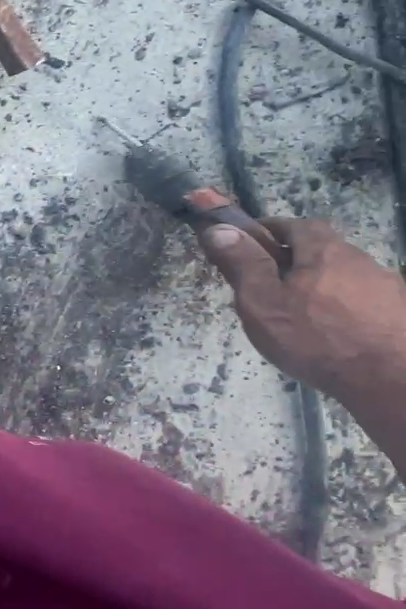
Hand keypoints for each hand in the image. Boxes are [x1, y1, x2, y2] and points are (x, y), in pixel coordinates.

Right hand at [200, 218, 405, 402]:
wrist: (394, 382)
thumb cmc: (315, 337)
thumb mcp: (261, 300)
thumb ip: (242, 263)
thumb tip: (220, 228)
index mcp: (327, 254)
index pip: (300, 225)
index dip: (273, 228)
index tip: (248, 241)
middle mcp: (364, 264)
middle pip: (325, 252)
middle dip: (295, 260)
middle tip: (265, 284)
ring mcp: (390, 292)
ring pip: (345, 278)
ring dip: (320, 286)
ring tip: (297, 314)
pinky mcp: (401, 318)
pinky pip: (364, 302)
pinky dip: (343, 308)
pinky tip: (331, 332)